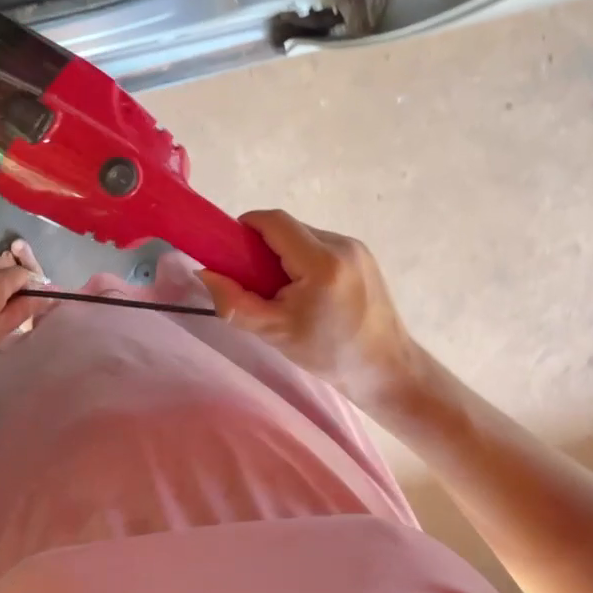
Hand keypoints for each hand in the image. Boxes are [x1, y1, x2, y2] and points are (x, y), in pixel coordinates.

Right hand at [199, 210, 421, 401]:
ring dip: (284, 254)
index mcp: (321, 262)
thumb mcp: (274, 333)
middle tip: (255, 281)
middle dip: (264, 247)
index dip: (246, 228)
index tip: (232, 253)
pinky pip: (320, 245)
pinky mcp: (363, 256)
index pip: (273, 221)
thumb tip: (204, 273)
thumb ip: (233, 303)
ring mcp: (356, 248)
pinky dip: (304, 259)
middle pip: (287, 228)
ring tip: (283, 291)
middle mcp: (342, 245)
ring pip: (303, 236)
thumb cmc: (329, 354)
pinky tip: (307, 292)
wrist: (388, 371)